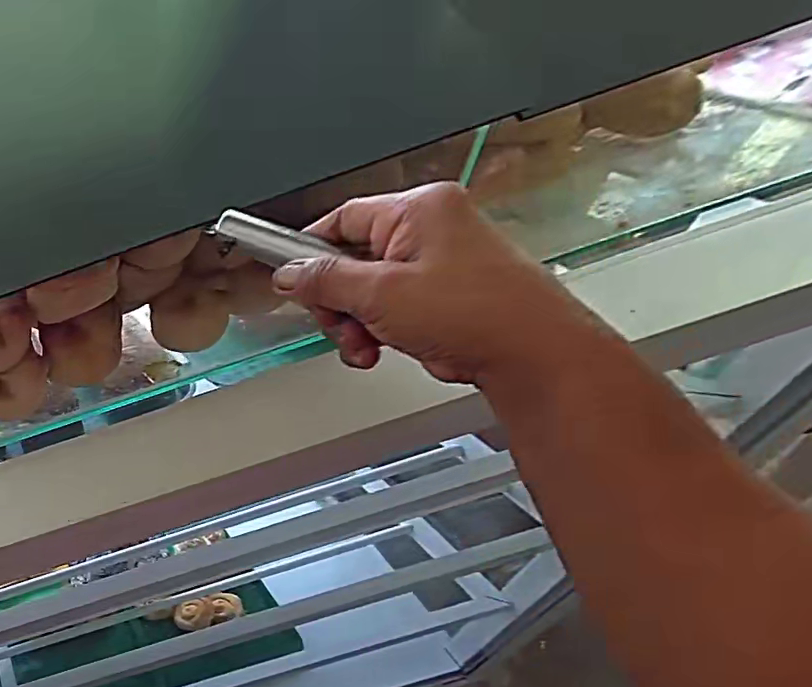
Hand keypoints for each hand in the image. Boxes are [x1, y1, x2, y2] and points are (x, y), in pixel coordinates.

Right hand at [270, 183, 622, 384]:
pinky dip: (373, 333)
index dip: (309, 250)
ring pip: (363, 292)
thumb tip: (290, 272)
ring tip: (364, 344)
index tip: (287, 277)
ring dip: (352, 324)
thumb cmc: (475, 310)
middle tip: (337, 322)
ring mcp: (431, 264)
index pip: (342, 219)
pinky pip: (383, 310)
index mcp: (418, 210)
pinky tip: (378, 348)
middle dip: (336, 302)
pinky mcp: (433, 296)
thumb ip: (326, 280)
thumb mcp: (380, 293)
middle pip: (349, 262)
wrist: (524, 350)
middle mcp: (426, 230)